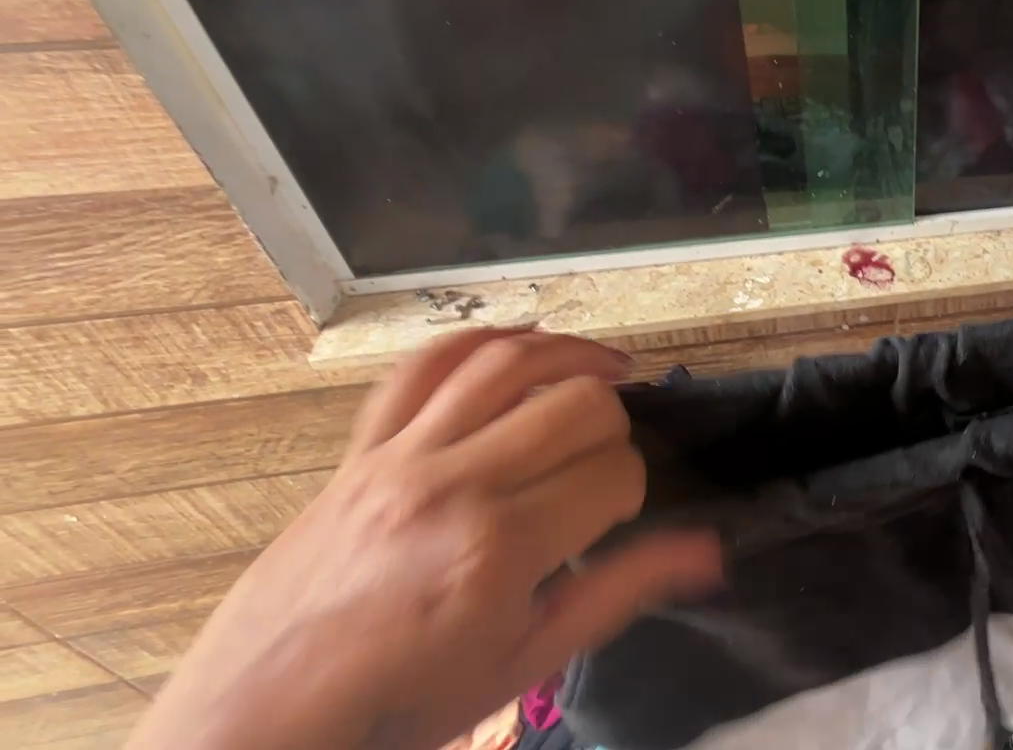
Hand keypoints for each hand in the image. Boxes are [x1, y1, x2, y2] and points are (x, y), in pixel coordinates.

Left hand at [129, 329, 722, 749]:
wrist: (260, 721)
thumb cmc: (407, 701)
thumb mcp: (529, 658)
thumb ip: (623, 589)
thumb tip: (712, 551)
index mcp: (502, 548)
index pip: (615, 472)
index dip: (634, 486)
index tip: (618, 513)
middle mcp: (455, 485)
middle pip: (577, 404)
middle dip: (615, 424)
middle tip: (607, 458)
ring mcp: (400, 457)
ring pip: (508, 362)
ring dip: (573, 353)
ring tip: (609, 366)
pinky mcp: (360, 448)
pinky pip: (422, 367)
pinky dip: (479, 340)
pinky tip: (522, 343)